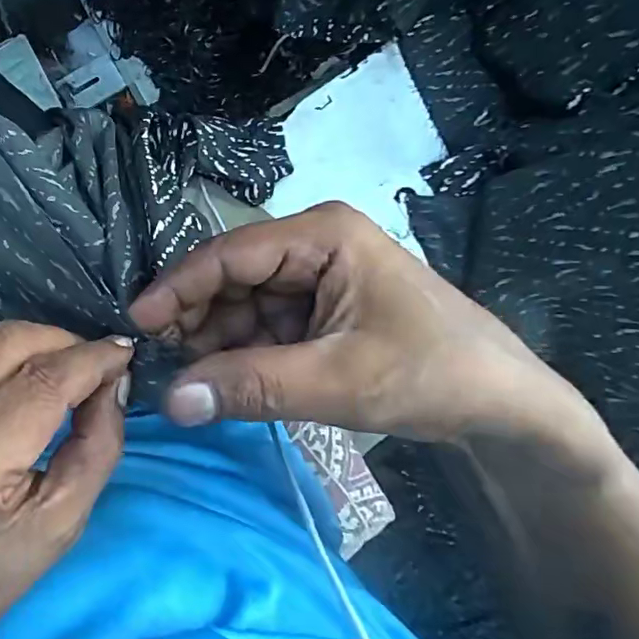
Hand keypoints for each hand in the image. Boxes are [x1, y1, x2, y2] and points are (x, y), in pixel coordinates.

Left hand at [0, 322, 133, 638]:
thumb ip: (99, 444)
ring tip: (63, 374)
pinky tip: (20, 382)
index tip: (125, 354)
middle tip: (96, 368)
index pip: (45, 382)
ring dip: (37, 344)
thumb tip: (115, 378)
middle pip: (14, 342)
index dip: (94, 359)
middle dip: (68, 343)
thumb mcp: (64, 523)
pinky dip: (4, 355)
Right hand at [129, 202, 607, 448]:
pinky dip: (245, 355)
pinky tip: (228, 384)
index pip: (229, 253)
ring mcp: (319, 278)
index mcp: (322, 235)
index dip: (177, 288)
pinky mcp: (324, 311)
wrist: (502, 403)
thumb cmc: (431, 373)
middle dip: (198, 322)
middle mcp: (315, 246)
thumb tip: (170, 401)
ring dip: (218, 344)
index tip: (135, 326)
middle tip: (161, 367)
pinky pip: (268, 328)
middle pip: (233, 278)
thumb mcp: (337, 381)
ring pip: (246, 306)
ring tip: (194, 384)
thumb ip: (250, 387)